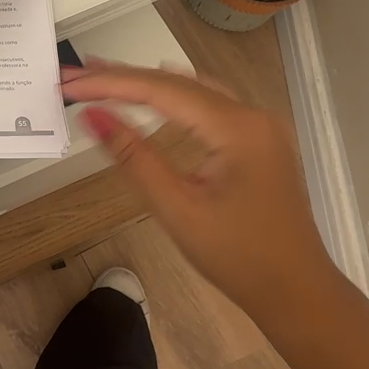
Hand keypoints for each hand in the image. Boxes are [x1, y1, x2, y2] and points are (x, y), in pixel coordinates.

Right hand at [60, 63, 343, 327]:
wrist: (299, 294)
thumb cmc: (238, 257)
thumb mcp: (176, 207)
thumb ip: (133, 156)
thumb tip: (91, 115)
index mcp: (236, 127)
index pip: (160, 90)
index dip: (109, 83)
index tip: (68, 83)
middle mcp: (252, 115)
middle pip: (176, 82)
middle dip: (122, 77)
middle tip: (74, 73)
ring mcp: (259, 127)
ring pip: (192, 89)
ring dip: (146, 82)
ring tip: (102, 77)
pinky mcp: (258, 141)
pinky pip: (208, 103)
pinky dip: (172, 96)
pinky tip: (154, 94)